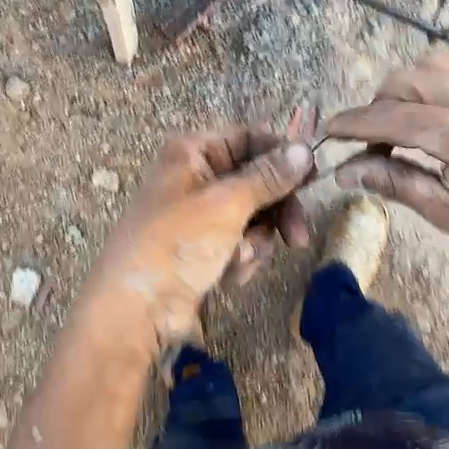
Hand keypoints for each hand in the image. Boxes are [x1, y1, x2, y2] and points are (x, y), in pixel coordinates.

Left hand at [80, 127, 313, 346]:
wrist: (135, 310)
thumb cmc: (176, 243)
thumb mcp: (226, 205)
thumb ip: (267, 177)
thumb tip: (304, 150)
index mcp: (193, 151)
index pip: (250, 138)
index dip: (282, 156)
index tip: (314, 177)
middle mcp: (197, 175)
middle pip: (257, 180)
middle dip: (274, 211)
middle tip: (296, 238)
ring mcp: (200, 212)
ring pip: (254, 215)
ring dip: (255, 241)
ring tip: (239, 260)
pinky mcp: (204, 246)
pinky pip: (241, 242)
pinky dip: (241, 258)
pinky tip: (227, 275)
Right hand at [327, 54, 448, 291]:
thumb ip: (394, 182)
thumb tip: (346, 171)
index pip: (390, 117)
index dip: (353, 124)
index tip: (327, 132)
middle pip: (406, 81)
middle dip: (377, 106)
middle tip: (366, 143)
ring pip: (430, 70)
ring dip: (403, 93)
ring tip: (395, 132)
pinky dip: (429, 90)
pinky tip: (428, 123)